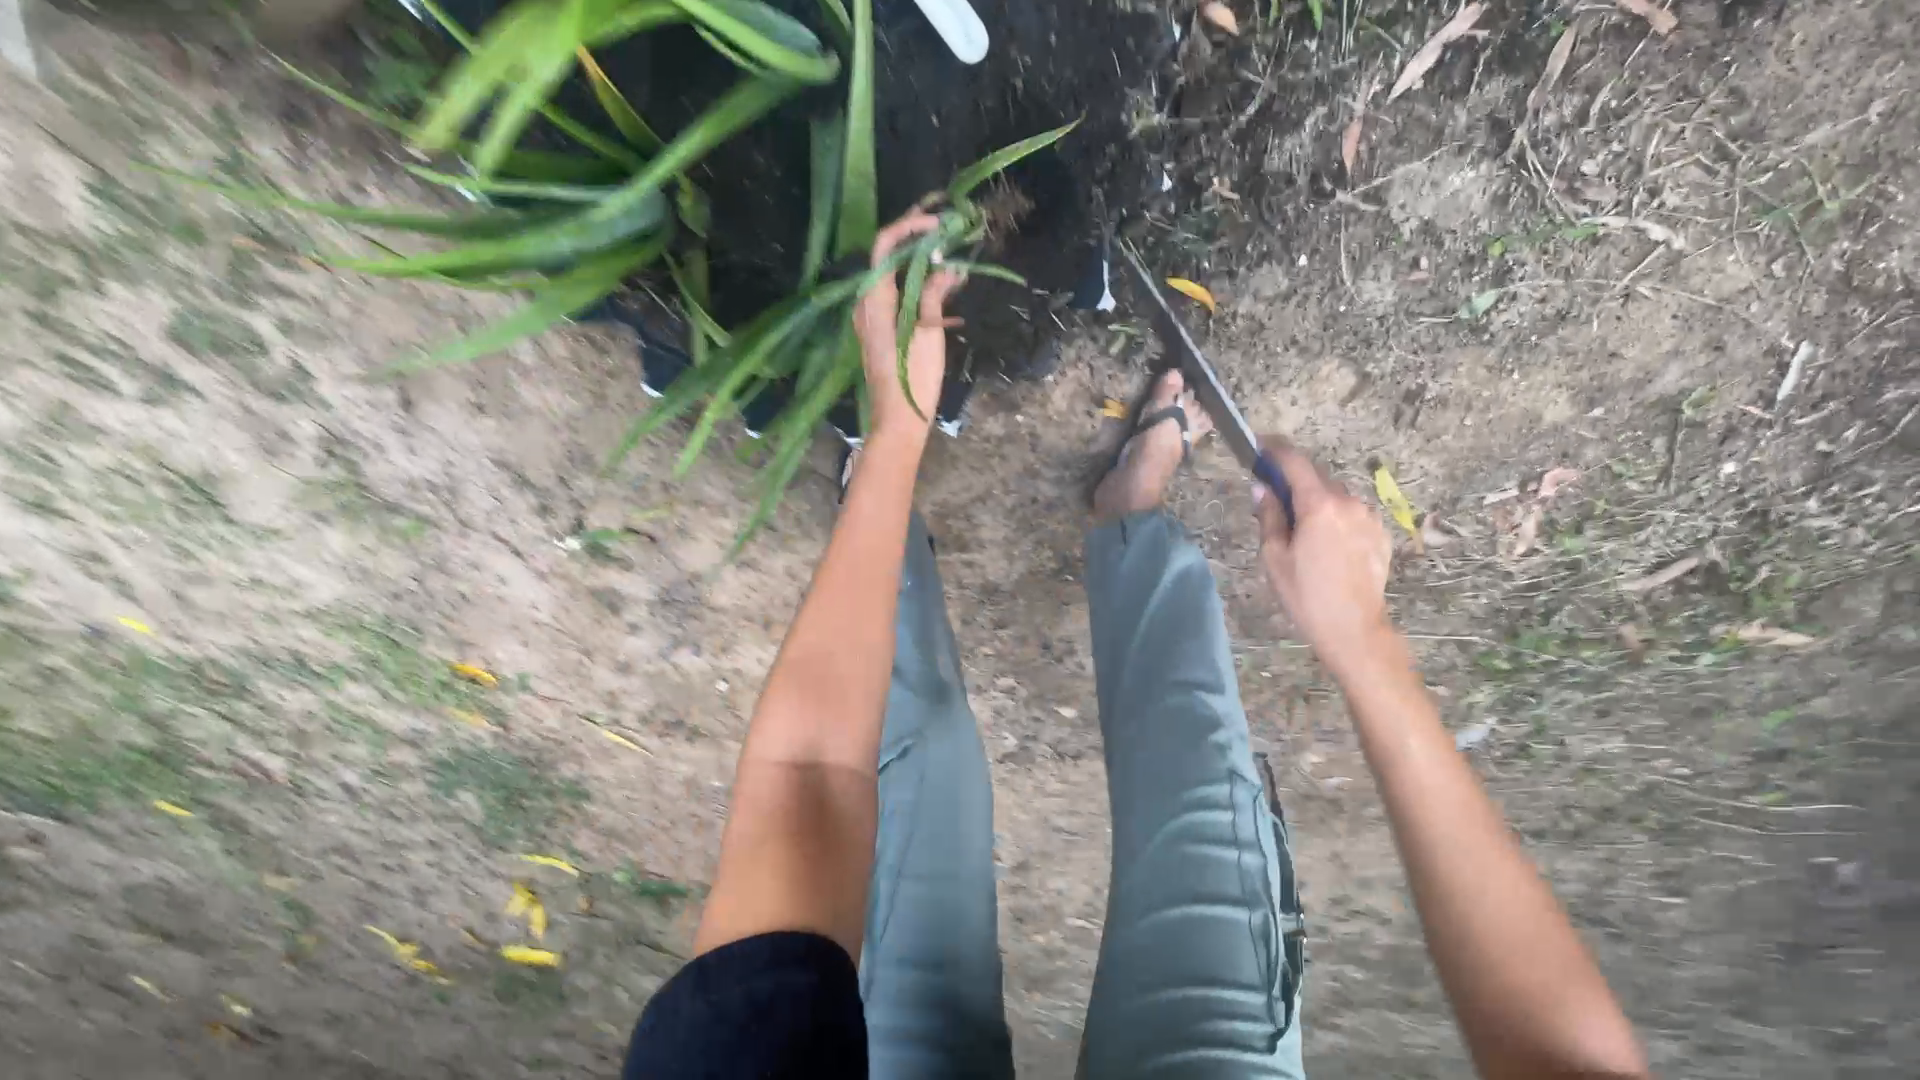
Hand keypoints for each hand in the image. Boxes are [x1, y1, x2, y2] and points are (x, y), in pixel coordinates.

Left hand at [852, 211, 963, 441]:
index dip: (910, 227)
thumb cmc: (913, 378)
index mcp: (874, 299)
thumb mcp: (928, 332)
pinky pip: (898, 298)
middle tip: (949, 233)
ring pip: (895, 279)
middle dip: (918, 243)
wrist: (898, 421)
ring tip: (953, 259)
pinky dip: (918, 287)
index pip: (885, 245)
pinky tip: (944, 289)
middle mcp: (867, 304)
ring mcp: (871, 319)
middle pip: (889, 259)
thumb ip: (934, 294)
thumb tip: (947, 266)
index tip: (939, 223)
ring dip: (922, 265)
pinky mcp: (880, 332)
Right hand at [1253, 439, 1394, 674]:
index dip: (1274, 450)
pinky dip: (1335, 519)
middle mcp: (1348, 502)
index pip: (1294, 462)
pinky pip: (1351, 515)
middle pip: (1316, 479)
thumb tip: (1263, 488)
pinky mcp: (1381, 533)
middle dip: (1294, 483)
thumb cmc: (1305, 594)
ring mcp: (1369, 517)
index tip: (1258, 446)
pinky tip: (1327, 547)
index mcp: (1319, 505)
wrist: (1354, 629)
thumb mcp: (1274, 556)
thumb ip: (1269, 515)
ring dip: (1316, 503)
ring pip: (1335, 497)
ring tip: (1302, 534)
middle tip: (1275, 503)